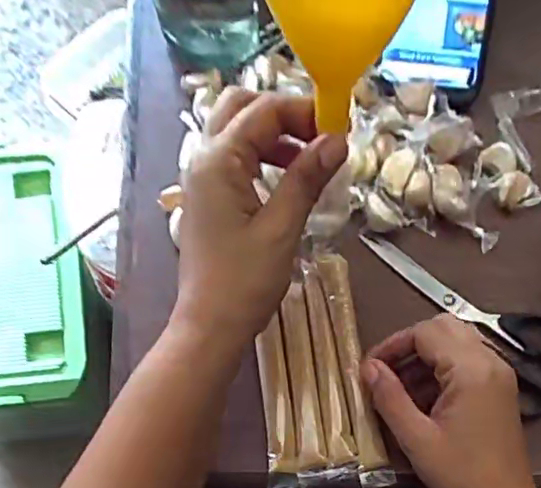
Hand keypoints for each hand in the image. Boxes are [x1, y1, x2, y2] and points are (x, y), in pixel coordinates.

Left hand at [171, 90, 346, 353]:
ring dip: (273, 137)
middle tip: (320, 138)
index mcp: (219, 160)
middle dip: (283, 115)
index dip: (303, 111)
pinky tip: (286, 183)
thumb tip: (337, 141)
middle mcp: (203, 160)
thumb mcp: (281, 229)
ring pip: (237, 134)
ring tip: (310, 162)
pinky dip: (261, 159)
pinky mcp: (208, 202)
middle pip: (242, 109)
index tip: (338, 128)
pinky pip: (234, 162)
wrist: (210, 326)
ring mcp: (202, 181)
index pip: (263, 110)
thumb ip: (307, 180)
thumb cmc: (243, 283)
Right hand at [363, 316, 540, 487]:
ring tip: (399, 391)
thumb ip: (389, 398)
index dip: (392, 345)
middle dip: (409, 346)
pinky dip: (443, 371)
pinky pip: (468, 363)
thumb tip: (368, 369)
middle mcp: (490, 362)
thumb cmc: (459, 474)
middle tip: (384, 374)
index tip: (370, 369)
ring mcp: (499, 374)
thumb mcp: (416, 438)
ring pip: (456, 343)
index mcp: (471, 369)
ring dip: (425, 359)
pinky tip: (424, 401)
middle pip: (443, 329)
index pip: (425, 332)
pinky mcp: (501, 389)